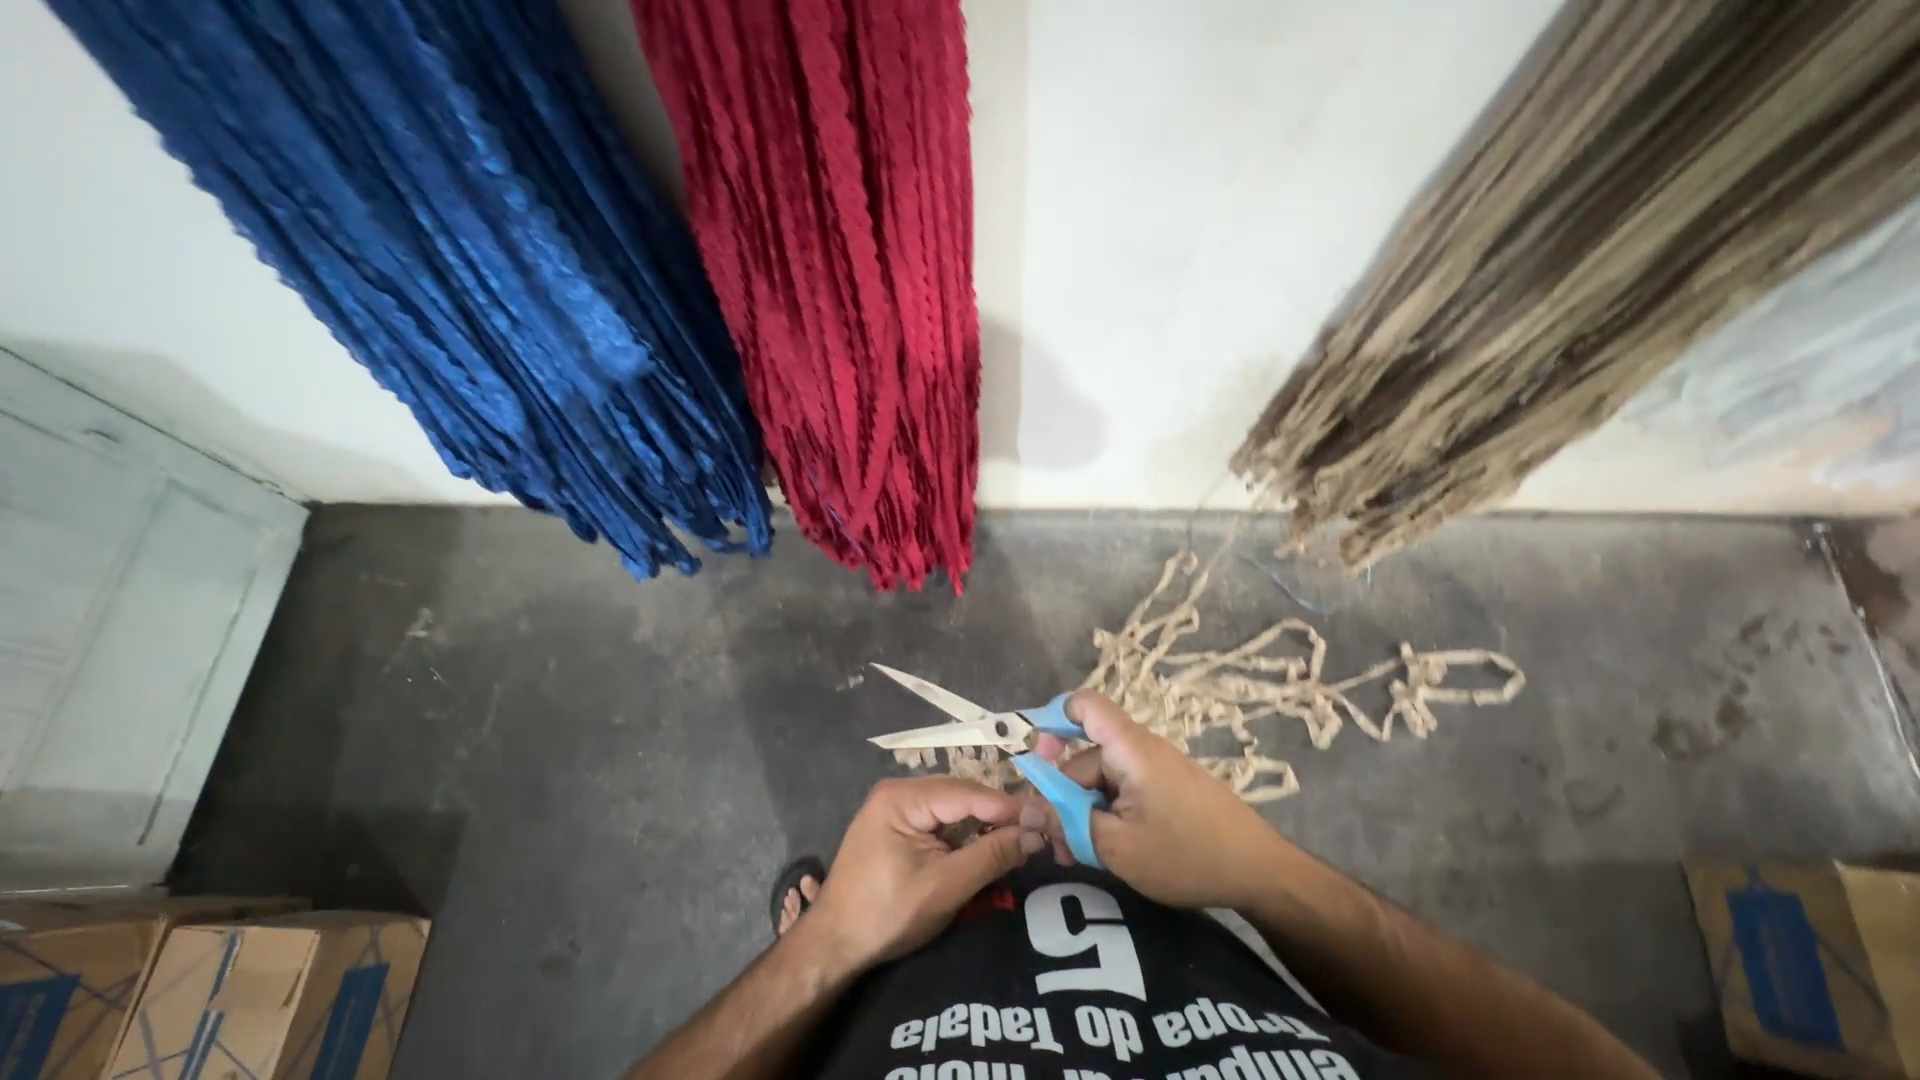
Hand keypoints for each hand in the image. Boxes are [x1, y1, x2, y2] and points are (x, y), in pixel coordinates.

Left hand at [805, 776, 1044, 969]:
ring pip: (954, 806)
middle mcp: (898, 791)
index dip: (1010, 808)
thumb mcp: (945, 887)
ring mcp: (895, 807)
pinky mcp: (896, 825)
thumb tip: (1036, 833)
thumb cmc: (886, 915)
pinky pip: (940, 819)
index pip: (970, 793)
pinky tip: (987, 846)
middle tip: (1039, 831)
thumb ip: (992, 856)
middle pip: (963, 794)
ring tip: (1021, 839)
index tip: (1048, 821)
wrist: (834, 944)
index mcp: (903, 798)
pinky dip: (965, 832)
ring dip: (985, 823)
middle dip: (1000, 814)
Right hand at [1021, 691, 1290, 909]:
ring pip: (1101, 781)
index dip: (1051, 721)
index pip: (1083, 706)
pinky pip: (1122, 793)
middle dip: (1060, 795)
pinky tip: (1100, 850)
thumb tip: (1029, 808)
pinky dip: (1105, 816)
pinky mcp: (1167, 791)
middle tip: (1048, 842)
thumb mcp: (1117, 846)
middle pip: (1085, 756)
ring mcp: (1156, 771)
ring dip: (1080, 812)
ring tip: (1072, 855)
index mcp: (1130, 749)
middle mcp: (1140, 750)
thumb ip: (1068, 822)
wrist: (1260, 872)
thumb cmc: (1186, 854)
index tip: (1033, 760)